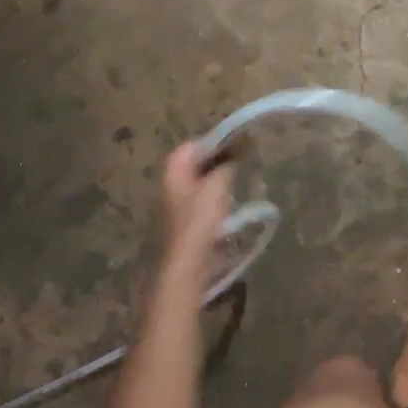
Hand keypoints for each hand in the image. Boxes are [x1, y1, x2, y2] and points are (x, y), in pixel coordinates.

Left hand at [161, 141, 232, 257]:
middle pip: (193, 166)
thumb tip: (235, 152)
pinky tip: (228, 209)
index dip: (213, 143)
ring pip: (197, 186)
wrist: (185, 264)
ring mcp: (173, 207)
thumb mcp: (217, 187)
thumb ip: (225, 167)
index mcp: (173, 172)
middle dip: (215, 163)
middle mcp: (168, 185)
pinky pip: (200, 205)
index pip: (191, 146)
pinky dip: (214, 202)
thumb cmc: (198, 221)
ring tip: (237, 185)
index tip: (236, 145)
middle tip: (239, 164)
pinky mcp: (182, 225)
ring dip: (215, 183)